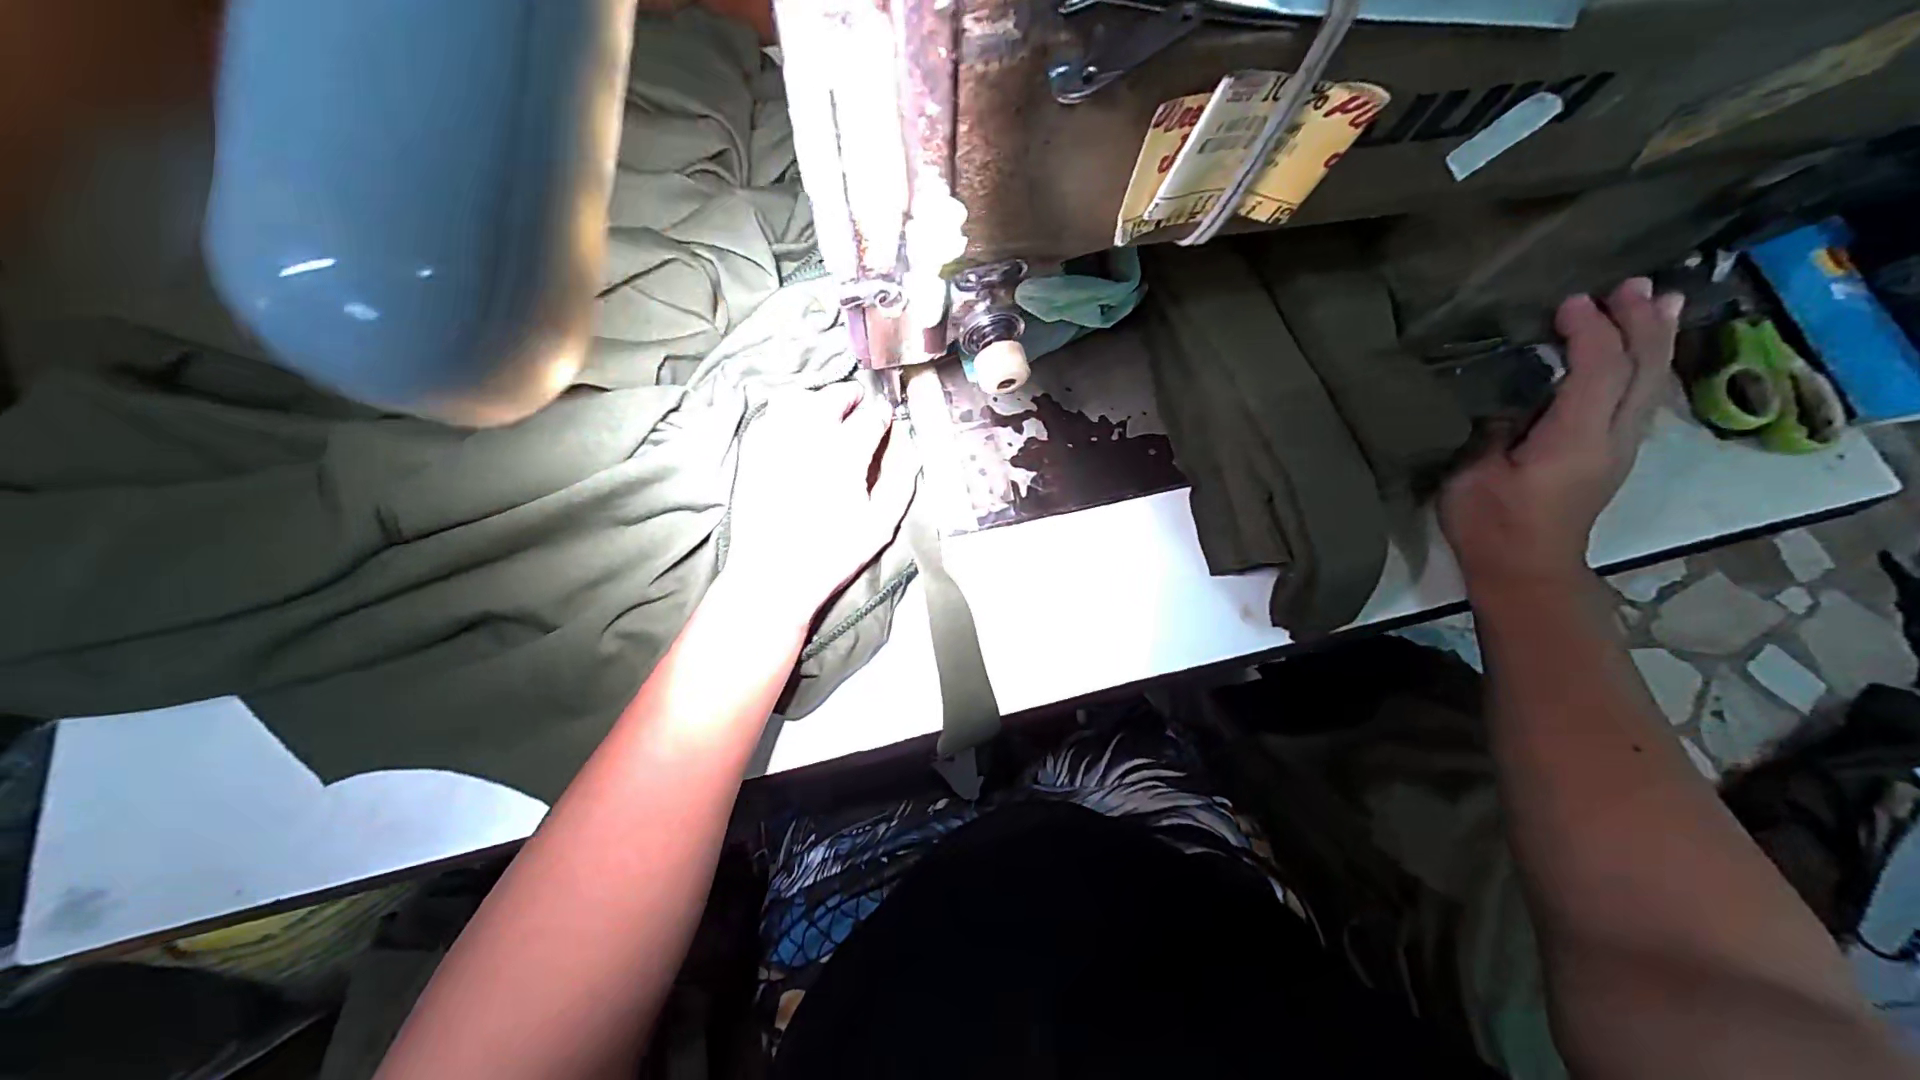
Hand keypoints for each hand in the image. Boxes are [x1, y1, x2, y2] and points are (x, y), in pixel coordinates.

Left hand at [723, 382, 917, 622]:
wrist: (773, 573)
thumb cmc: (832, 554)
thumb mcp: (880, 525)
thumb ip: (900, 482)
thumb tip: (910, 449)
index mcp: (845, 455)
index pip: (870, 417)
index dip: (883, 414)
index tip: (886, 418)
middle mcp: (809, 438)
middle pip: (832, 397)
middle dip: (851, 396)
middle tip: (859, 404)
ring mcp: (776, 442)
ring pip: (796, 398)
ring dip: (816, 398)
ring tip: (825, 411)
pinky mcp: (752, 453)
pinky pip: (770, 416)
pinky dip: (787, 413)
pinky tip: (795, 428)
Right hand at [1440, 278, 1683, 593]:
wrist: (1525, 573)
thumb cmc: (1490, 526)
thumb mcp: (1472, 477)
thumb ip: (1494, 434)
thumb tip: (1510, 406)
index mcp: (1574, 440)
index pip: (1597, 370)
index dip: (1589, 331)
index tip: (1569, 302)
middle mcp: (1612, 438)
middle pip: (1642, 370)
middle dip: (1640, 324)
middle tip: (1634, 285)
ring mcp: (1618, 449)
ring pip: (1650, 383)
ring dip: (1655, 340)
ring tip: (1660, 302)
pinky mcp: (1611, 457)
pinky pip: (1639, 399)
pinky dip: (1645, 367)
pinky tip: (1641, 355)